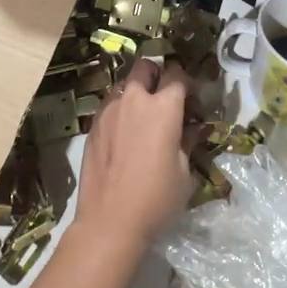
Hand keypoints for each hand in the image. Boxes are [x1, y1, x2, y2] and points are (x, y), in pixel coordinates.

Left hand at [73, 59, 194, 250]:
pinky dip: (120, 107)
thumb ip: (188, 141)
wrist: (110, 221)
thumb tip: (193, 127)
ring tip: (142, 115)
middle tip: (164, 97)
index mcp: (163, 108)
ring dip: (136, 90)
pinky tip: (124, 131)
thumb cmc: (156, 199)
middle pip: (145, 66)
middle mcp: (135, 99)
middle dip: (157, 74)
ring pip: (125, 83)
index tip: (190, 98)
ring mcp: (109, 109)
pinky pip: (110, 103)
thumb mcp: (183, 172)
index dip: (186, 82)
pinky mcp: (93, 123)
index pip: (177, 75)